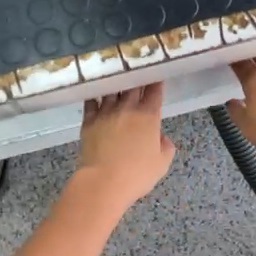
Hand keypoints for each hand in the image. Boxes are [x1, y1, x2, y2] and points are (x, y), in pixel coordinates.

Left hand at [73, 84, 175, 211]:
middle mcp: (127, 108)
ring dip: (117, 84)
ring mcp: (106, 111)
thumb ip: (166, 146)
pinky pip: (91, 101)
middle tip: (138, 74)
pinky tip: (96, 92)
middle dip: (137, 79)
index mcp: (148, 116)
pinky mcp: (89, 119)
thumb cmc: (137, 174)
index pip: (154, 91)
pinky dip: (96, 95)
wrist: (103, 182)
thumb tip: (161, 137)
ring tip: (117, 79)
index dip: (156, 82)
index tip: (156, 76)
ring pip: (112, 90)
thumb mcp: (161, 164)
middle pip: (133, 86)